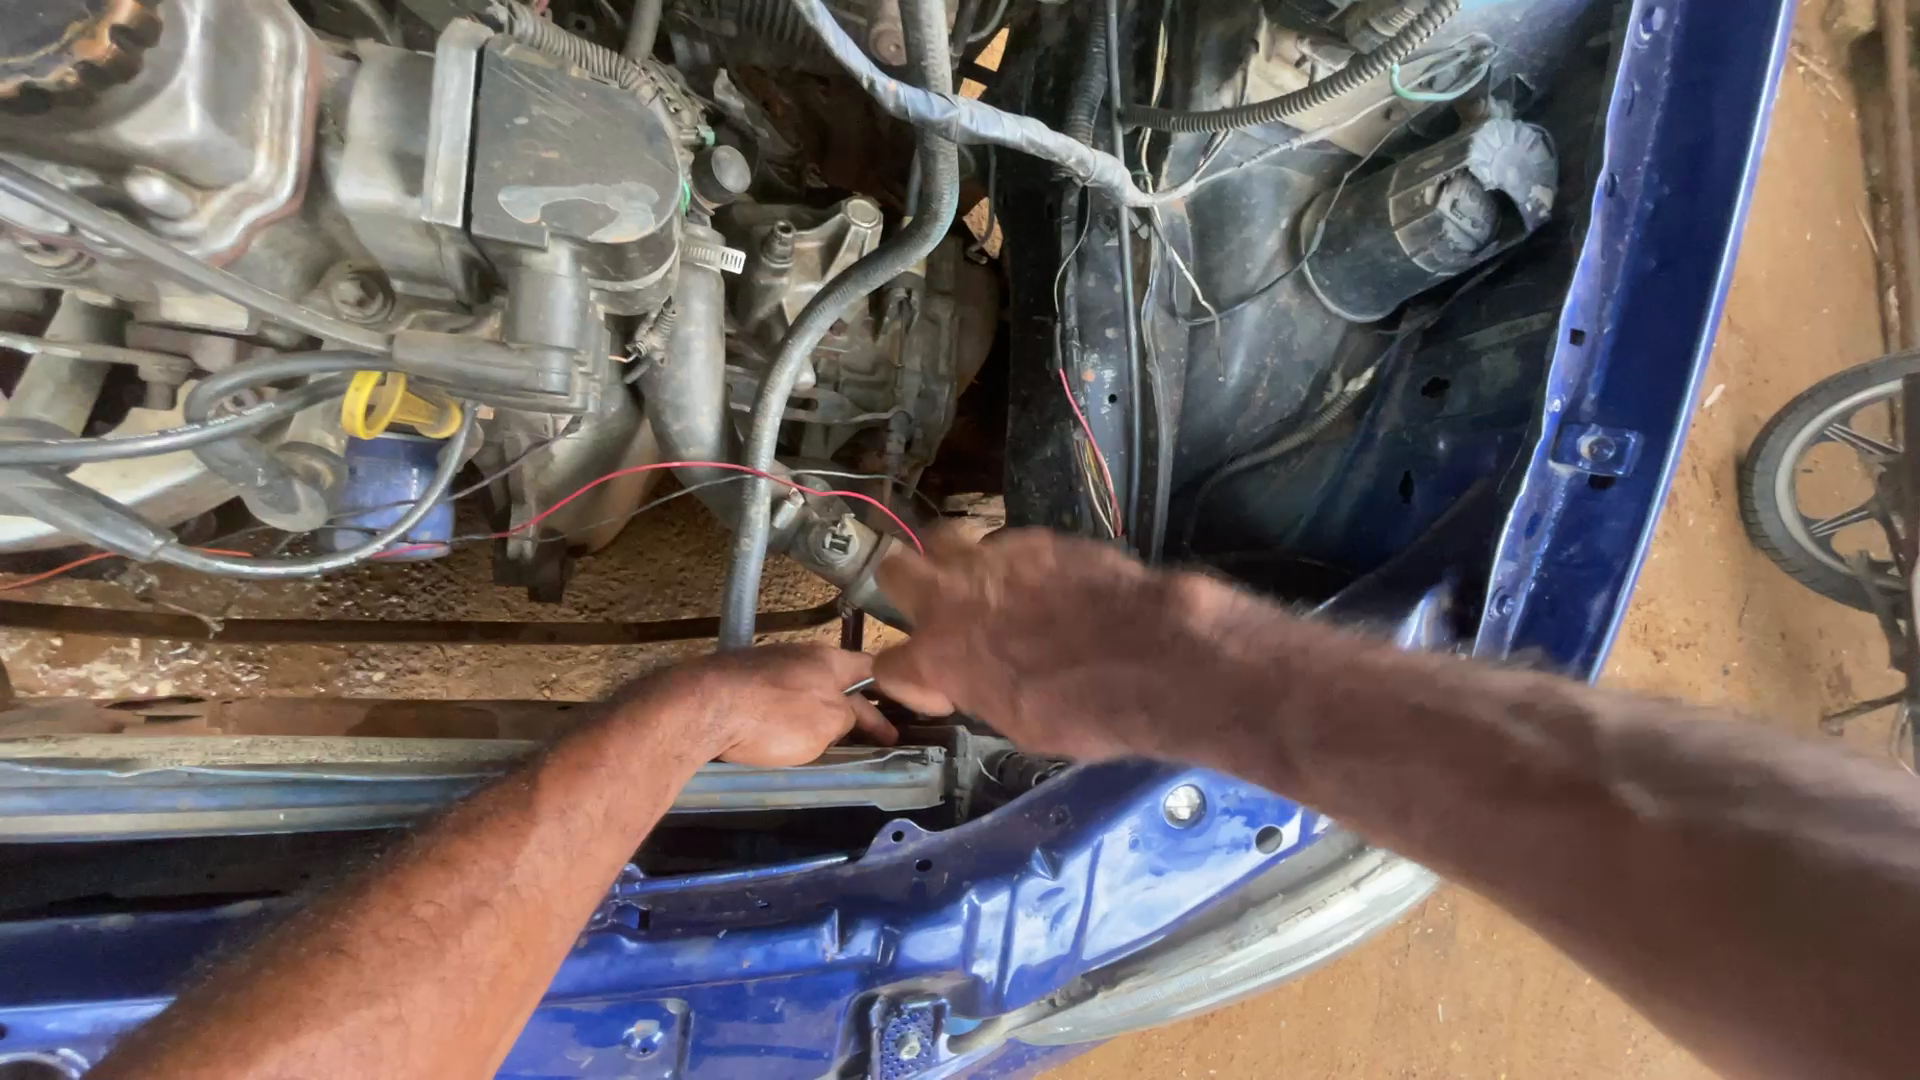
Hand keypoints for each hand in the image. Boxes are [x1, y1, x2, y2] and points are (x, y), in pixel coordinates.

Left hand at [632, 644, 896, 766]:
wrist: (703, 706)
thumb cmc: (775, 716)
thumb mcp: (827, 724)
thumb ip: (847, 718)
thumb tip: (846, 716)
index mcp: (831, 660)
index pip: (872, 670)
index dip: (889, 696)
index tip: (897, 724)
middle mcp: (802, 654)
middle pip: (838, 677)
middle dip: (852, 701)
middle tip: (864, 728)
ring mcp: (768, 663)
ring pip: (806, 686)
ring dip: (819, 706)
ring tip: (825, 732)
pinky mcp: (740, 678)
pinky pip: (777, 695)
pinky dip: (789, 711)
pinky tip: (782, 727)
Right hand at [872, 527, 1246, 761]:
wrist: (1151, 654)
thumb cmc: (1084, 711)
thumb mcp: (1018, 724)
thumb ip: (981, 690)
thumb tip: (981, 680)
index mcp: (938, 655)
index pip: (889, 663)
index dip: (912, 680)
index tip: (943, 688)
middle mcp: (952, 597)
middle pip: (894, 569)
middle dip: (908, 587)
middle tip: (941, 610)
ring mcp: (993, 558)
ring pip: (945, 539)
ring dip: (957, 563)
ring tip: (989, 586)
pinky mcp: (1036, 537)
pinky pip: (1007, 543)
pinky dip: (1016, 563)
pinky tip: (1048, 583)